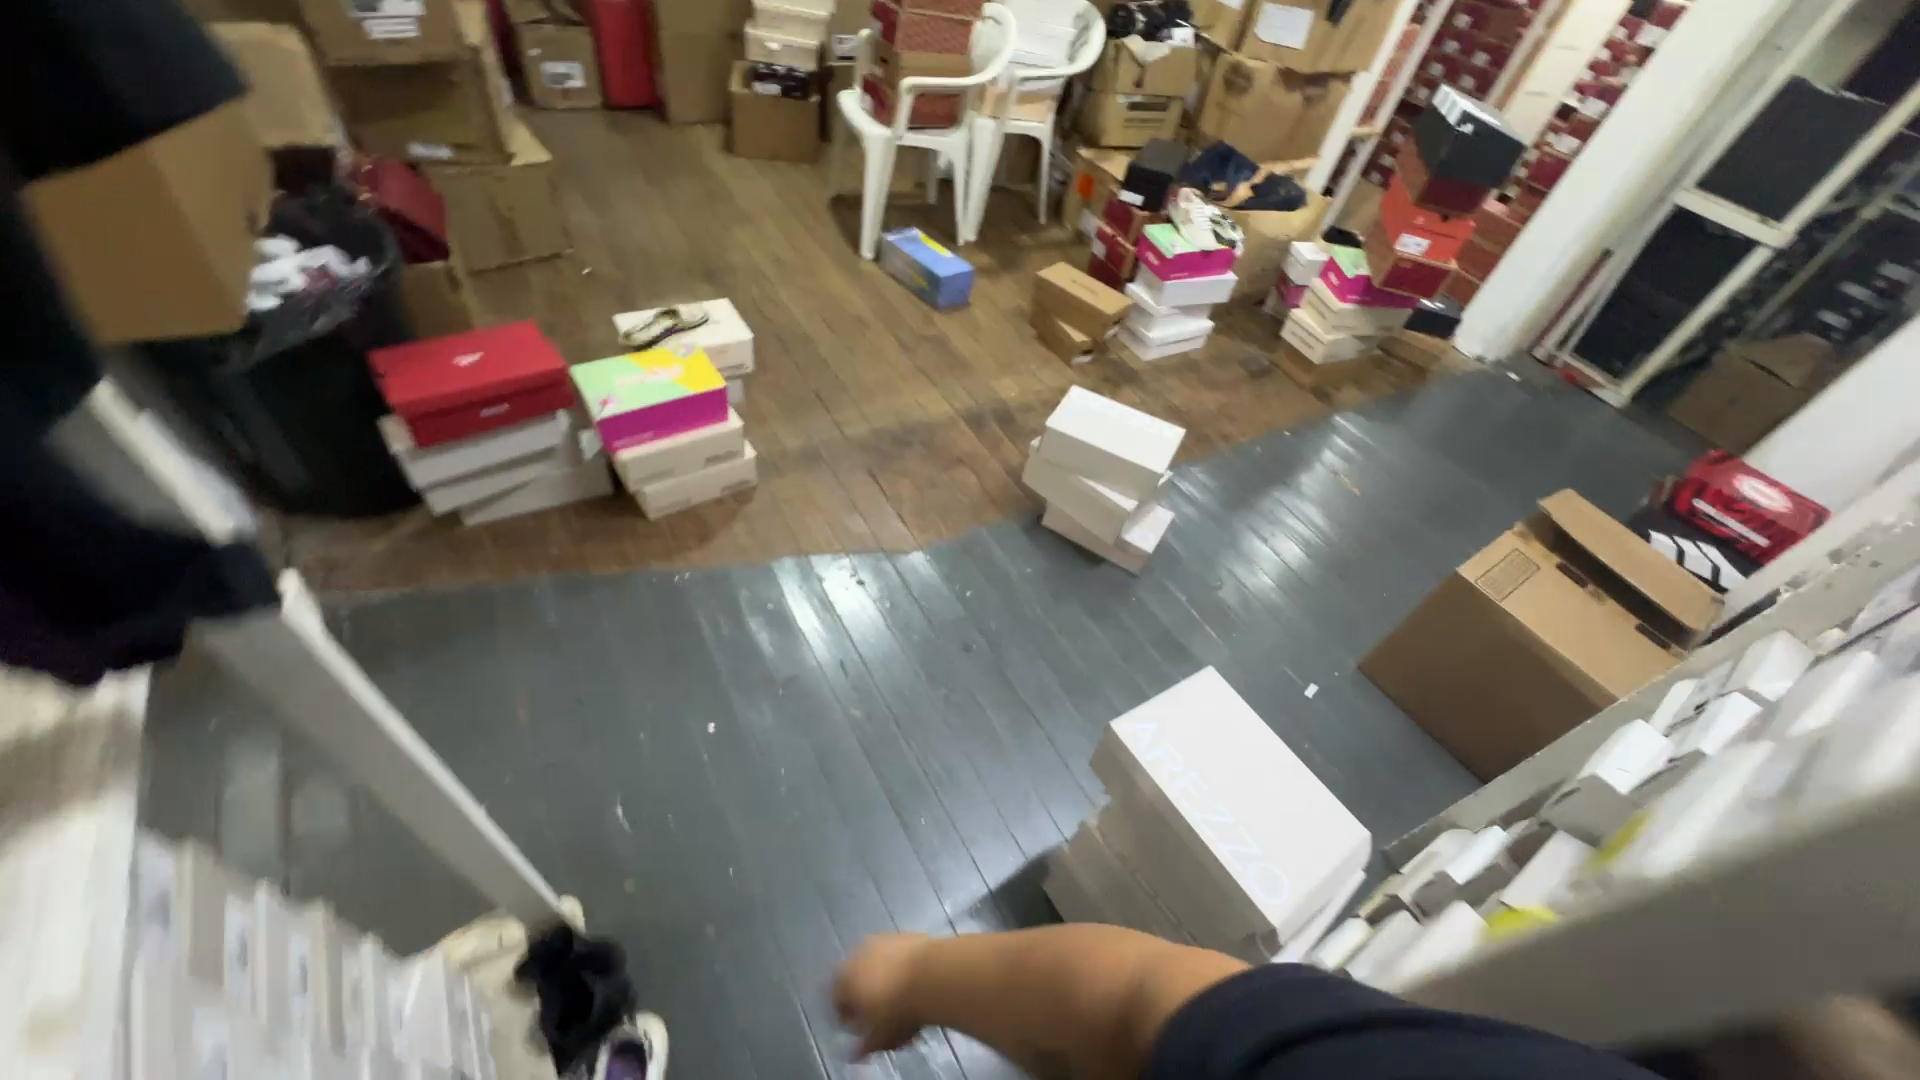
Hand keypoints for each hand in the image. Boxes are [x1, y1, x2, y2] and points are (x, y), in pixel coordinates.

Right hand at [833, 933, 930, 1058]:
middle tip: (880, 1011)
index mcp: (844, 982)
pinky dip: (898, 965)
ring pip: (874, 964)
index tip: (861, 1027)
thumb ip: (865, 1044)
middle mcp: (856, 956)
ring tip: (898, 994)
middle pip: (854, 978)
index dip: (848, 1016)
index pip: (836, 1000)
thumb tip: (856, 1051)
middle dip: (864, 994)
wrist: (931, 975)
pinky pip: (894, 953)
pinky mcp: (901, 934)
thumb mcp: (880, 1038)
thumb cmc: (898, 1012)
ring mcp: (879, 941)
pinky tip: (912, 978)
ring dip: (881, 977)